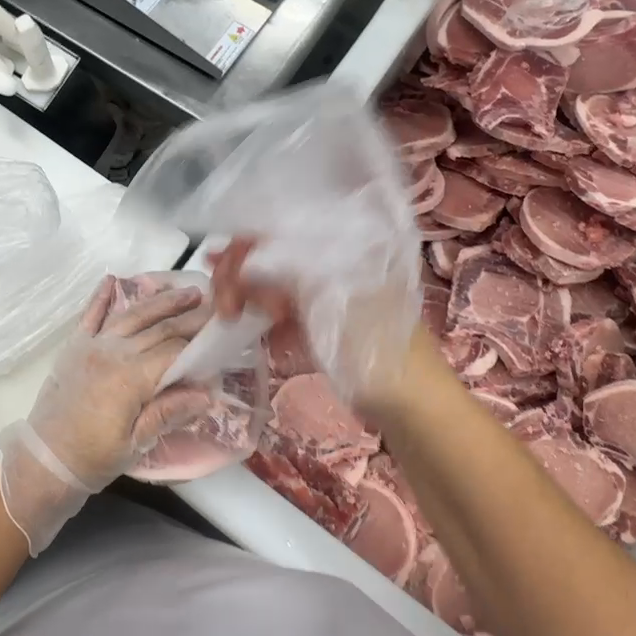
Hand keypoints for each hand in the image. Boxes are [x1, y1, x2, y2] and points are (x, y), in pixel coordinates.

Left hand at [0, 276, 212, 552]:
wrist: (42, 461)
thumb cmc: (92, 458)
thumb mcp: (135, 444)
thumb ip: (168, 413)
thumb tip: (207, 393)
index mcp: (130, 378)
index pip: (174, 351)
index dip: (200, 342)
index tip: (223, 330)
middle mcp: (112, 352)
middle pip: (158, 328)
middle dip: (188, 315)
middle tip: (215, 302)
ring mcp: (91, 346)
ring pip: (132, 315)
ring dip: (160, 301)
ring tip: (185, 290)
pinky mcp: (74, 347)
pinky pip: (90, 315)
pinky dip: (101, 296)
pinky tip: (111, 279)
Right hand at [209, 236, 426, 412]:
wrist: (415, 408)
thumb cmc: (375, 352)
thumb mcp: (327, 304)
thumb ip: (285, 273)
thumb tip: (241, 259)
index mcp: (345, 244)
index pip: (279, 227)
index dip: (243, 246)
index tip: (220, 275)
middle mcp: (337, 258)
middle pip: (273, 250)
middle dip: (240, 271)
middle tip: (224, 306)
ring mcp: (332, 289)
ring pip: (275, 278)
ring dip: (247, 291)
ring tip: (231, 315)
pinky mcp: (328, 317)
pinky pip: (285, 304)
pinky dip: (262, 312)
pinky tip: (246, 324)